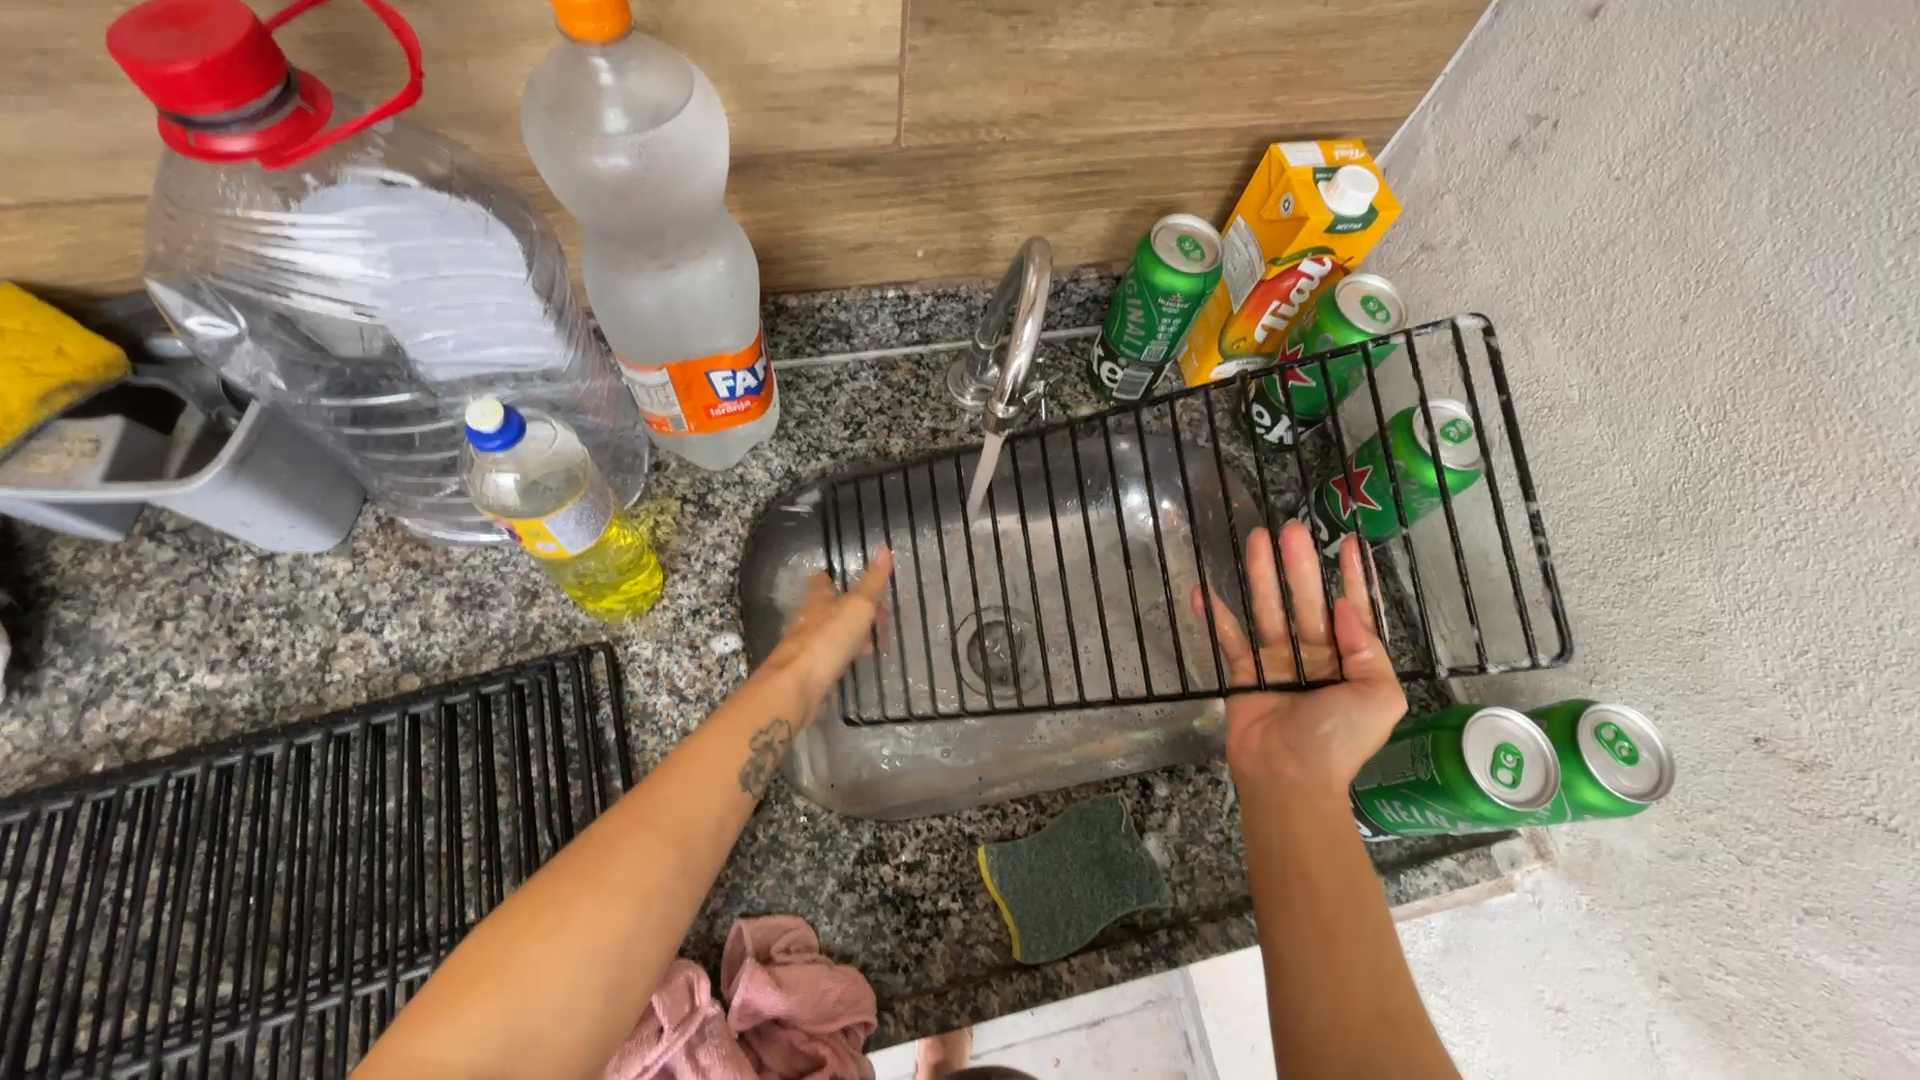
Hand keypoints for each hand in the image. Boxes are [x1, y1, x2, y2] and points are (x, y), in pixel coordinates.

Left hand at [757, 548, 894, 718]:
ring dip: (850, 635)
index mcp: (817, 602)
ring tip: (875, 643)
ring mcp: (805, 649)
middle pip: (828, 610)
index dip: (830, 578)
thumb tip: (884, 548)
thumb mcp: (857, 607)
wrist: (796, 687)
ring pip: (830, 635)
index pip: (821, 583)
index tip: (841, 577)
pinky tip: (854, 665)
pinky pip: (829, 659)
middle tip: (879, 616)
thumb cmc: (827, 641)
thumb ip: (871, 583)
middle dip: (851, 611)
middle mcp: (807, 622)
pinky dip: (844, 657)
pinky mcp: (808, 673)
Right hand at [1190, 521, 1405, 800]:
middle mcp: (1316, 659)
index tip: (1349, 542)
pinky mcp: (1245, 677)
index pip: (1352, 611)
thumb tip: (1345, 608)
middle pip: (1305, 603)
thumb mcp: (1379, 697)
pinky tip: (1204, 590)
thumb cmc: (1338, 740)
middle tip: (1290, 529)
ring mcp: (1277, 666)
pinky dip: (1216, 617)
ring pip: (1268, 612)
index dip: (1351, 577)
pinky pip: (1230, 640)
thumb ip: (1369, 649)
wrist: (1289, 778)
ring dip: (1261, 577)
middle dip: (1299, 566)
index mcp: (1352, 663)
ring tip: (1255, 540)